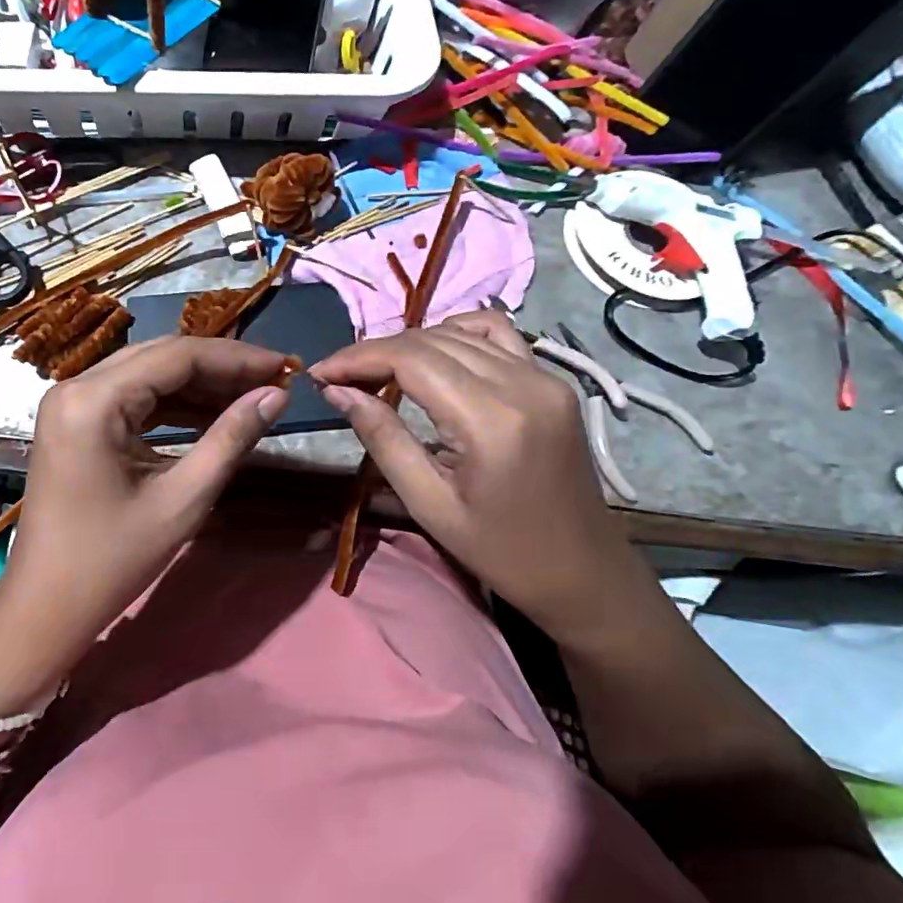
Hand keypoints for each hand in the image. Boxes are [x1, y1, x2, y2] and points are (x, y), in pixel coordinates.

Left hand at [0, 337, 289, 714]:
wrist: (46, 606)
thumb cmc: (113, 559)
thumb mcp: (183, 499)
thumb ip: (231, 438)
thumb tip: (277, 394)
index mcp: (93, 400)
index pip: (178, 356)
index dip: (237, 358)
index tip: (284, 366)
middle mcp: (77, 386)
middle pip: (162, 356)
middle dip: (221, 366)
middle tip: (273, 379)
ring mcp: (73, 403)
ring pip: (149, 373)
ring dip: (201, 384)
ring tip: (252, 395)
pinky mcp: (77, 421)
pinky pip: (134, 397)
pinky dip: (175, 404)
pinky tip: (214, 413)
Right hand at [311, 311, 658, 641]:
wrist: (582, 571)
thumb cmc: (500, 551)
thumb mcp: (430, 504)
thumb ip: (383, 438)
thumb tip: (338, 390)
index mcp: (492, 420)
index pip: (411, 359)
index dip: (358, 357)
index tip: (320, 372)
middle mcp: (523, 383)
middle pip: (433, 340)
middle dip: (378, 351)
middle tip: (341, 378)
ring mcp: (545, 377)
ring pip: (462, 331)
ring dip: (413, 343)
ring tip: (381, 371)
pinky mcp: (553, 380)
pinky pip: (498, 335)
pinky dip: (458, 335)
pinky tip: (435, 359)